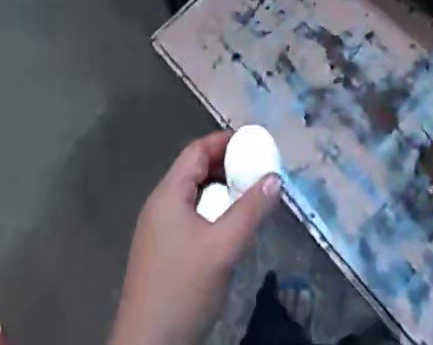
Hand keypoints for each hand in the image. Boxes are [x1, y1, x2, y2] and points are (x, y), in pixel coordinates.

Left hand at [108, 132, 281, 344]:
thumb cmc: (183, 290)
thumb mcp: (224, 247)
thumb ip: (252, 209)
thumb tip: (275, 177)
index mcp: (168, 195)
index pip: (197, 151)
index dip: (226, 142)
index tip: (257, 144)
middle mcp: (159, 207)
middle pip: (195, 170)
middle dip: (228, 166)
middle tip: (259, 172)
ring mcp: (157, 233)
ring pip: (194, 196)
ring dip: (223, 192)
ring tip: (251, 199)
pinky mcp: (161, 255)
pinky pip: (191, 218)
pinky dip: (213, 213)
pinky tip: (231, 231)